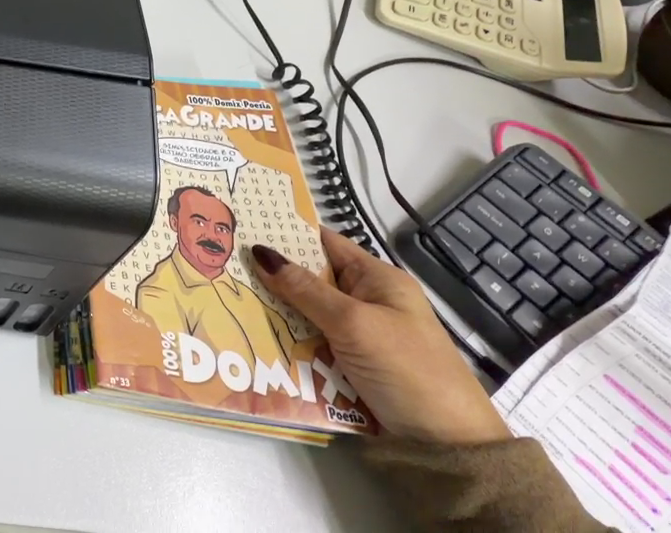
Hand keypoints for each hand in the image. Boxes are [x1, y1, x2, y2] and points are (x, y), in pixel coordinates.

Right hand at [252, 227, 510, 445]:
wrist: (448, 445)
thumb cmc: (407, 371)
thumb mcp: (353, 324)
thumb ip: (305, 289)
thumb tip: (260, 251)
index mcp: (377, 279)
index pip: (323, 242)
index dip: (285, 232)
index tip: (241, 226)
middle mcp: (367, 300)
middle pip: (309, 277)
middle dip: (271, 274)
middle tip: (222, 264)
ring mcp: (359, 333)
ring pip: (305, 311)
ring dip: (275, 310)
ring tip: (227, 298)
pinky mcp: (350, 363)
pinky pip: (310, 341)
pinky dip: (287, 339)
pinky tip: (254, 336)